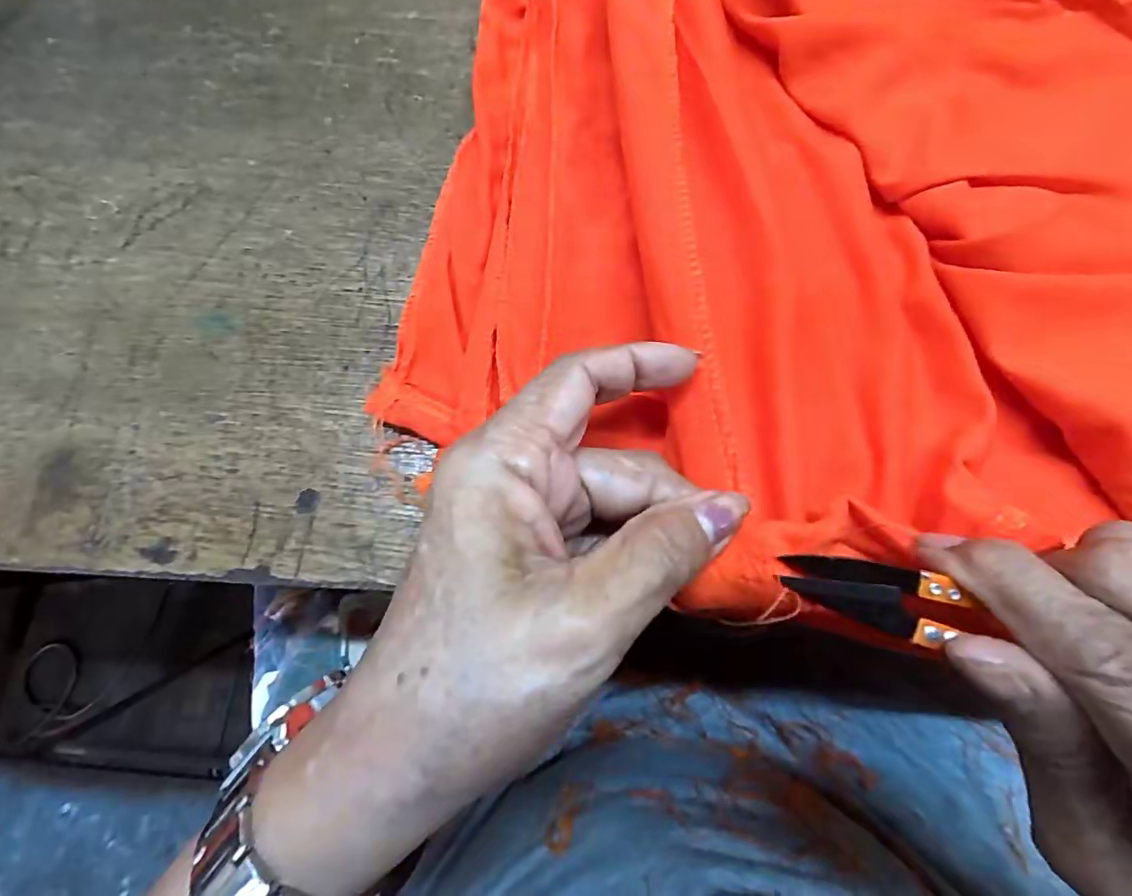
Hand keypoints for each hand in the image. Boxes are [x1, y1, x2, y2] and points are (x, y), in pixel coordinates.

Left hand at [349, 341, 748, 796]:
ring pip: (610, 505)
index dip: (636, 364)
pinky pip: (596, 537)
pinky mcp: (526, 559)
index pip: (575, 383)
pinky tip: (663, 585)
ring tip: (692, 576)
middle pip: (611, 461)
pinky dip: (634, 554)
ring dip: (655, 534)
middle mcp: (508, 479)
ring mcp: (517, 521)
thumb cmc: (478, 687)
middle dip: (667, 498)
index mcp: (503, 464)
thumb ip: (663, 554)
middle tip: (720, 543)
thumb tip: (730, 508)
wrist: (400, 767)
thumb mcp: (586, 619)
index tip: (695, 366)